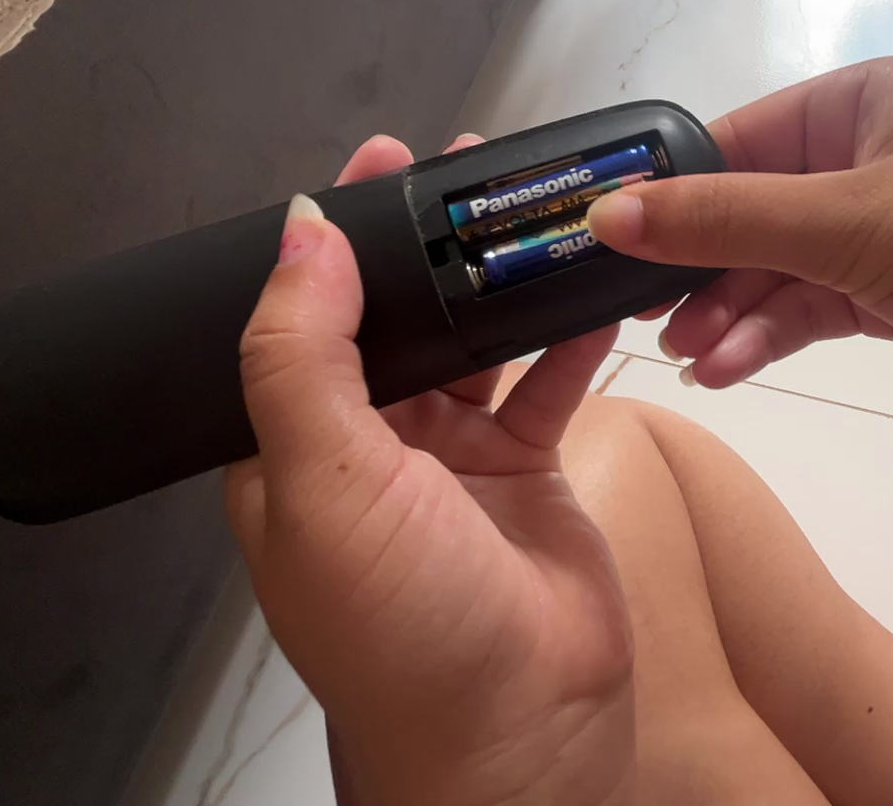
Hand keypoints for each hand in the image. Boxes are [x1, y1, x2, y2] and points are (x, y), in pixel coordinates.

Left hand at [226, 135, 633, 805]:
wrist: (523, 729)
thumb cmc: (404, 624)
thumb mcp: (326, 484)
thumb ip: (305, 357)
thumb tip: (302, 232)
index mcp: (299, 447)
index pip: (309, 318)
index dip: (341, 238)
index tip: (383, 163)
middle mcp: (377, 444)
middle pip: (405, 320)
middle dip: (433, 248)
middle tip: (473, 174)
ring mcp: (459, 455)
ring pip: (482, 346)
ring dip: (507, 289)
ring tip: (539, 221)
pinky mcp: (530, 465)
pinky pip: (547, 384)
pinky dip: (569, 341)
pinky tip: (593, 299)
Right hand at [588, 57, 892, 438]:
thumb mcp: (851, 221)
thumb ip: (725, 218)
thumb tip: (607, 213)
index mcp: (864, 102)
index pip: (740, 139)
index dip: (673, 192)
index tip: (612, 243)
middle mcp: (873, 157)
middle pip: (757, 210)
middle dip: (705, 267)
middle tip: (646, 319)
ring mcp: (889, 229)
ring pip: (783, 266)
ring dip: (736, 311)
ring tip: (693, 358)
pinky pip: (817, 305)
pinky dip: (776, 333)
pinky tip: (731, 367)